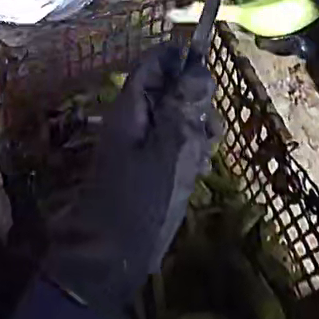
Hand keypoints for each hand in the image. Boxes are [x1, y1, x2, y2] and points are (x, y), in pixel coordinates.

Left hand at [42, 45, 218, 318]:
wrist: (111, 259)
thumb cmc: (139, 200)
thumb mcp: (169, 148)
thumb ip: (184, 105)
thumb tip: (198, 66)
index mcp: (132, 106)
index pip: (156, 62)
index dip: (181, 60)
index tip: (208, 75)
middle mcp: (137, 118)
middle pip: (173, 88)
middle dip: (195, 103)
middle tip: (206, 128)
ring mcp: (144, 142)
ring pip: (180, 117)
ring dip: (197, 130)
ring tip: (200, 156)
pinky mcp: (153, 165)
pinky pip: (178, 143)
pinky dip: (191, 151)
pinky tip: (196, 170)